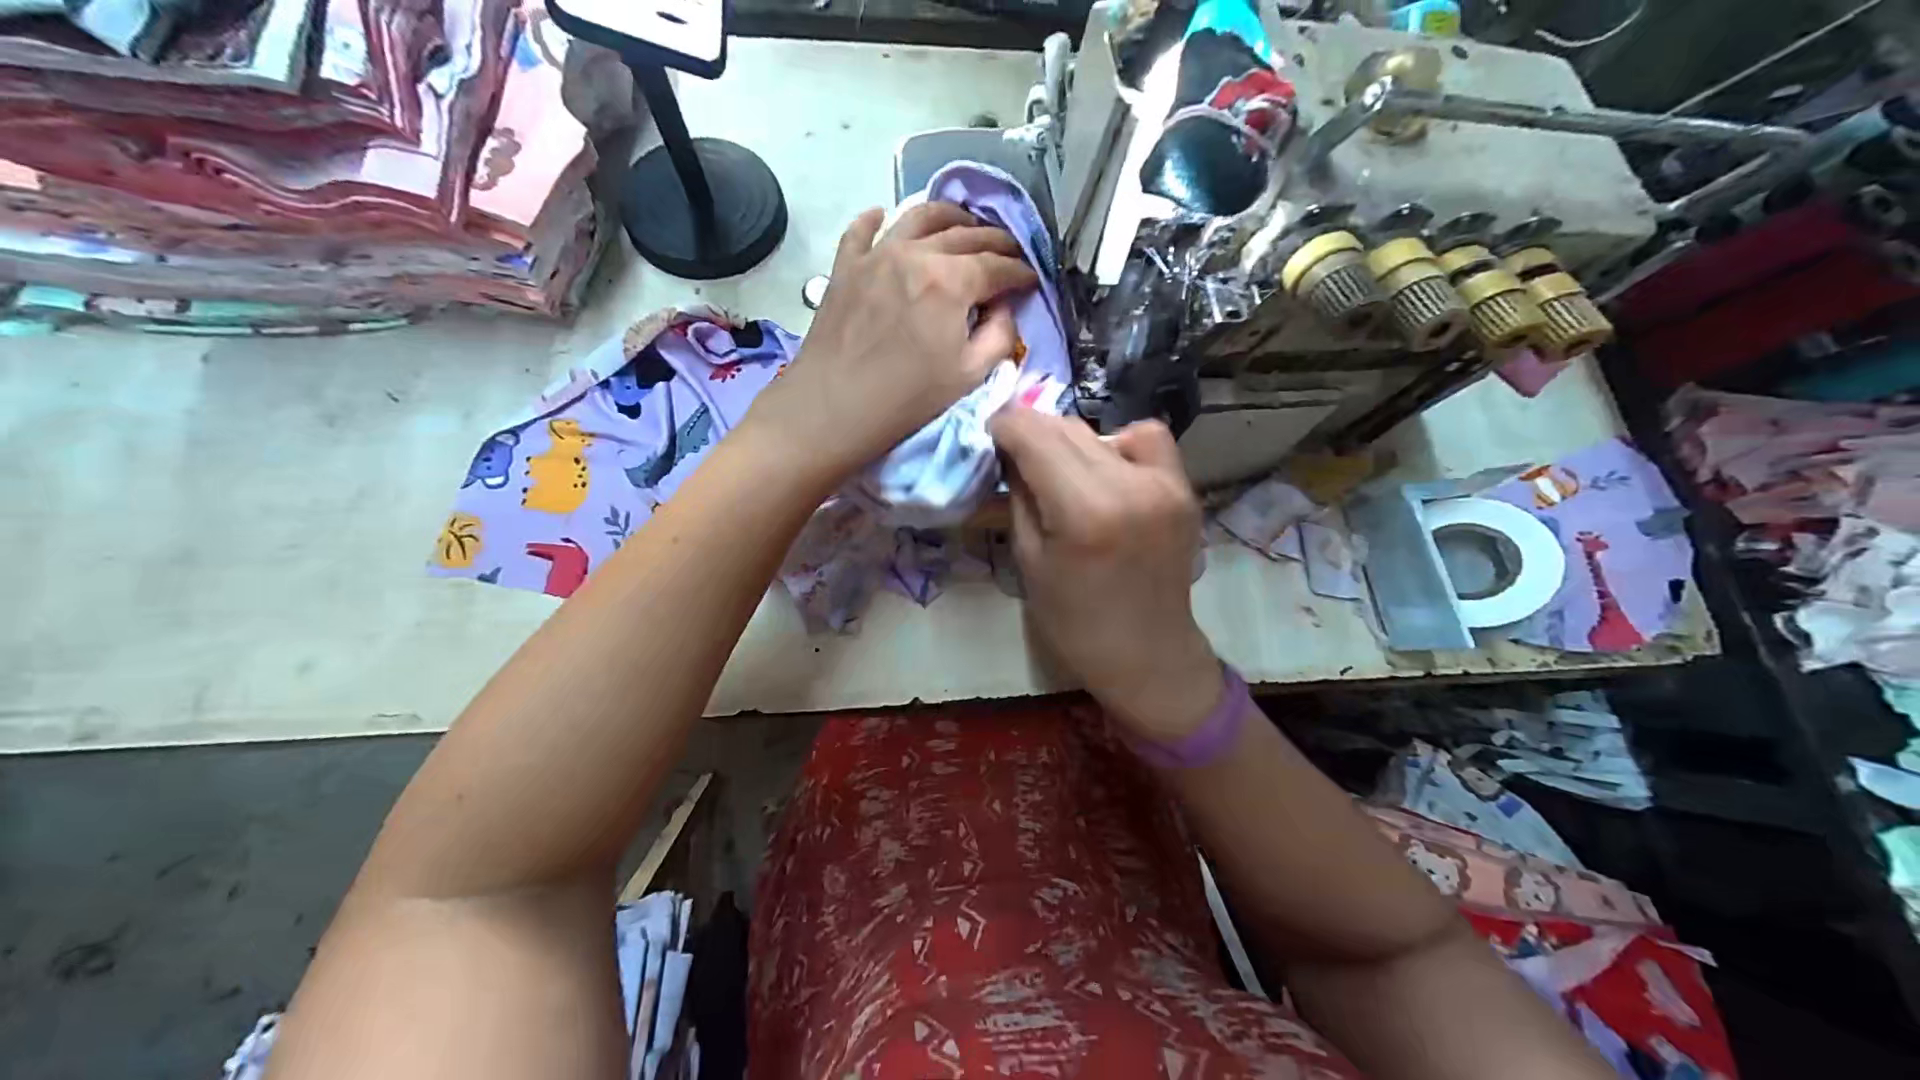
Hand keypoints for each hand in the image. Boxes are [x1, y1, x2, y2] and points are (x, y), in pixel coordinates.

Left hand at [745, 203, 1037, 488]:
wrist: (832, 409)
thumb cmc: (906, 399)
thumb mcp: (969, 375)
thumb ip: (999, 334)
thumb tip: (1003, 306)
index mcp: (950, 281)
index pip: (997, 265)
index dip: (1021, 271)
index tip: (1032, 280)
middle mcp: (915, 253)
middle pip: (965, 234)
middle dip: (996, 241)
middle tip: (1010, 251)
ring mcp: (876, 255)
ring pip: (919, 216)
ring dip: (950, 216)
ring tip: (964, 224)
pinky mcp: (845, 266)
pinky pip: (862, 229)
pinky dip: (877, 219)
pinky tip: (884, 216)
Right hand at [989, 409, 1223, 741]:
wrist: (1147, 653)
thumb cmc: (1074, 621)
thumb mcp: (1028, 559)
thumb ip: (1019, 495)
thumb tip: (1010, 450)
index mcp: (1083, 511)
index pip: (1034, 435)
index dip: (1004, 424)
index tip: (990, 432)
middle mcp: (1129, 485)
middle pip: (1066, 427)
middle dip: (1032, 432)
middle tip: (1015, 453)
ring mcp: (1165, 483)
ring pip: (1101, 431)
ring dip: (1070, 441)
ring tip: (1060, 470)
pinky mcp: (1184, 488)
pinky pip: (1146, 439)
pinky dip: (1118, 444)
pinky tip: (1107, 470)